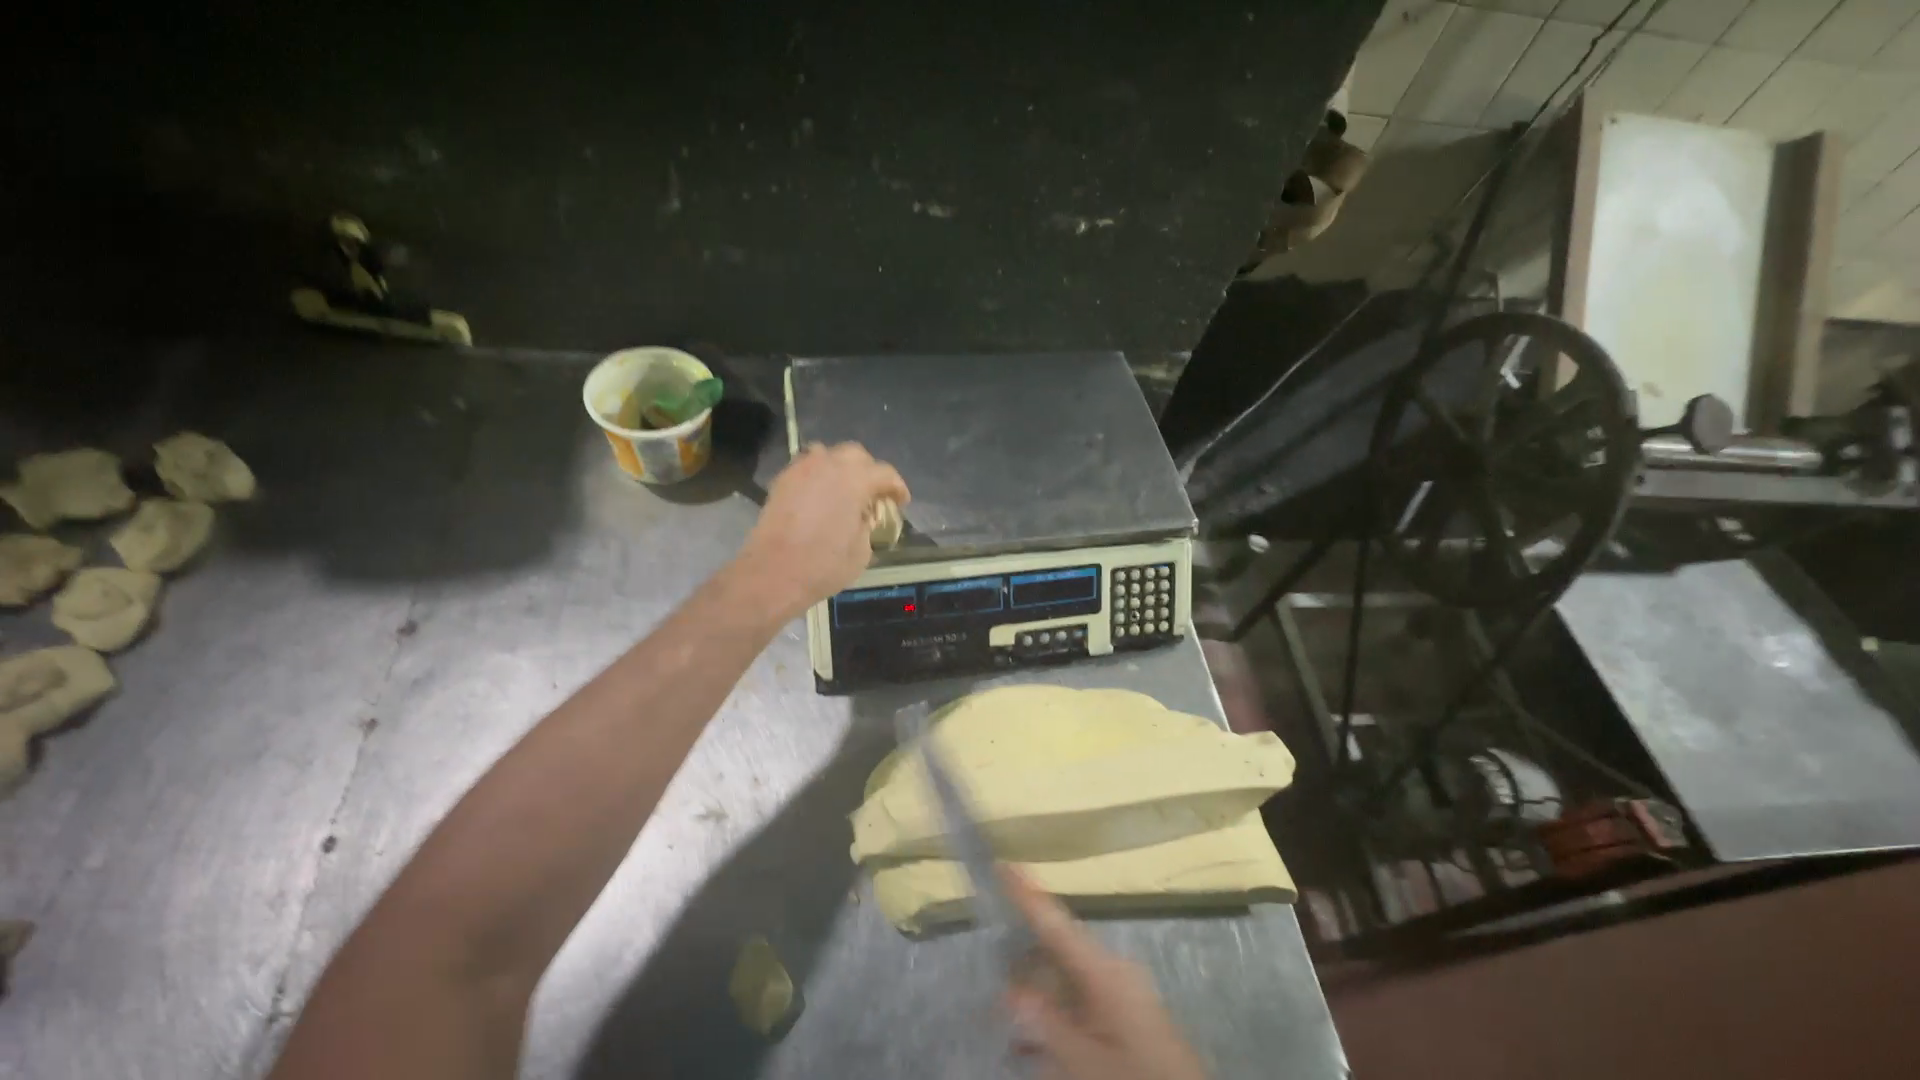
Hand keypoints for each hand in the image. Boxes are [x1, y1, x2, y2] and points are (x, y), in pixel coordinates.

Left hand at [735, 441, 909, 616]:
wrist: (773, 572)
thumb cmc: (824, 565)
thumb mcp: (862, 551)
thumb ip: (868, 525)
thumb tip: (864, 518)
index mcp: (855, 480)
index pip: (885, 473)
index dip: (897, 487)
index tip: (900, 502)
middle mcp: (828, 464)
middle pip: (855, 454)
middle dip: (868, 470)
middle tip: (872, 493)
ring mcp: (801, 469)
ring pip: (827, 455)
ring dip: (840, 467)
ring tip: (843, 489)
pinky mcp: (782, 481)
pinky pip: (806, 467)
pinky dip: (818, 476)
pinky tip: (819, 496)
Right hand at [1002, 869, 1208, 1079]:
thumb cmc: (1134, 1076)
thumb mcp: (1083, 1059)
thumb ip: (1046, 1023)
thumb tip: (1011, 990)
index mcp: (1105, 971)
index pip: (1056, 923)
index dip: (1027, 893)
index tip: (1003, 863)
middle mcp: (1114, 973)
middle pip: (1058, 951)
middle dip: (1022, 963)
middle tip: (991, 978)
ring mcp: (1122, 996)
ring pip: (1066, 983)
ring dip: (1037, 999)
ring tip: (1004, 1020)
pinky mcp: (1126, 1020)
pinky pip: (1080, 1006)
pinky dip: (1055, 1019)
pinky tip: (1032, 1045)